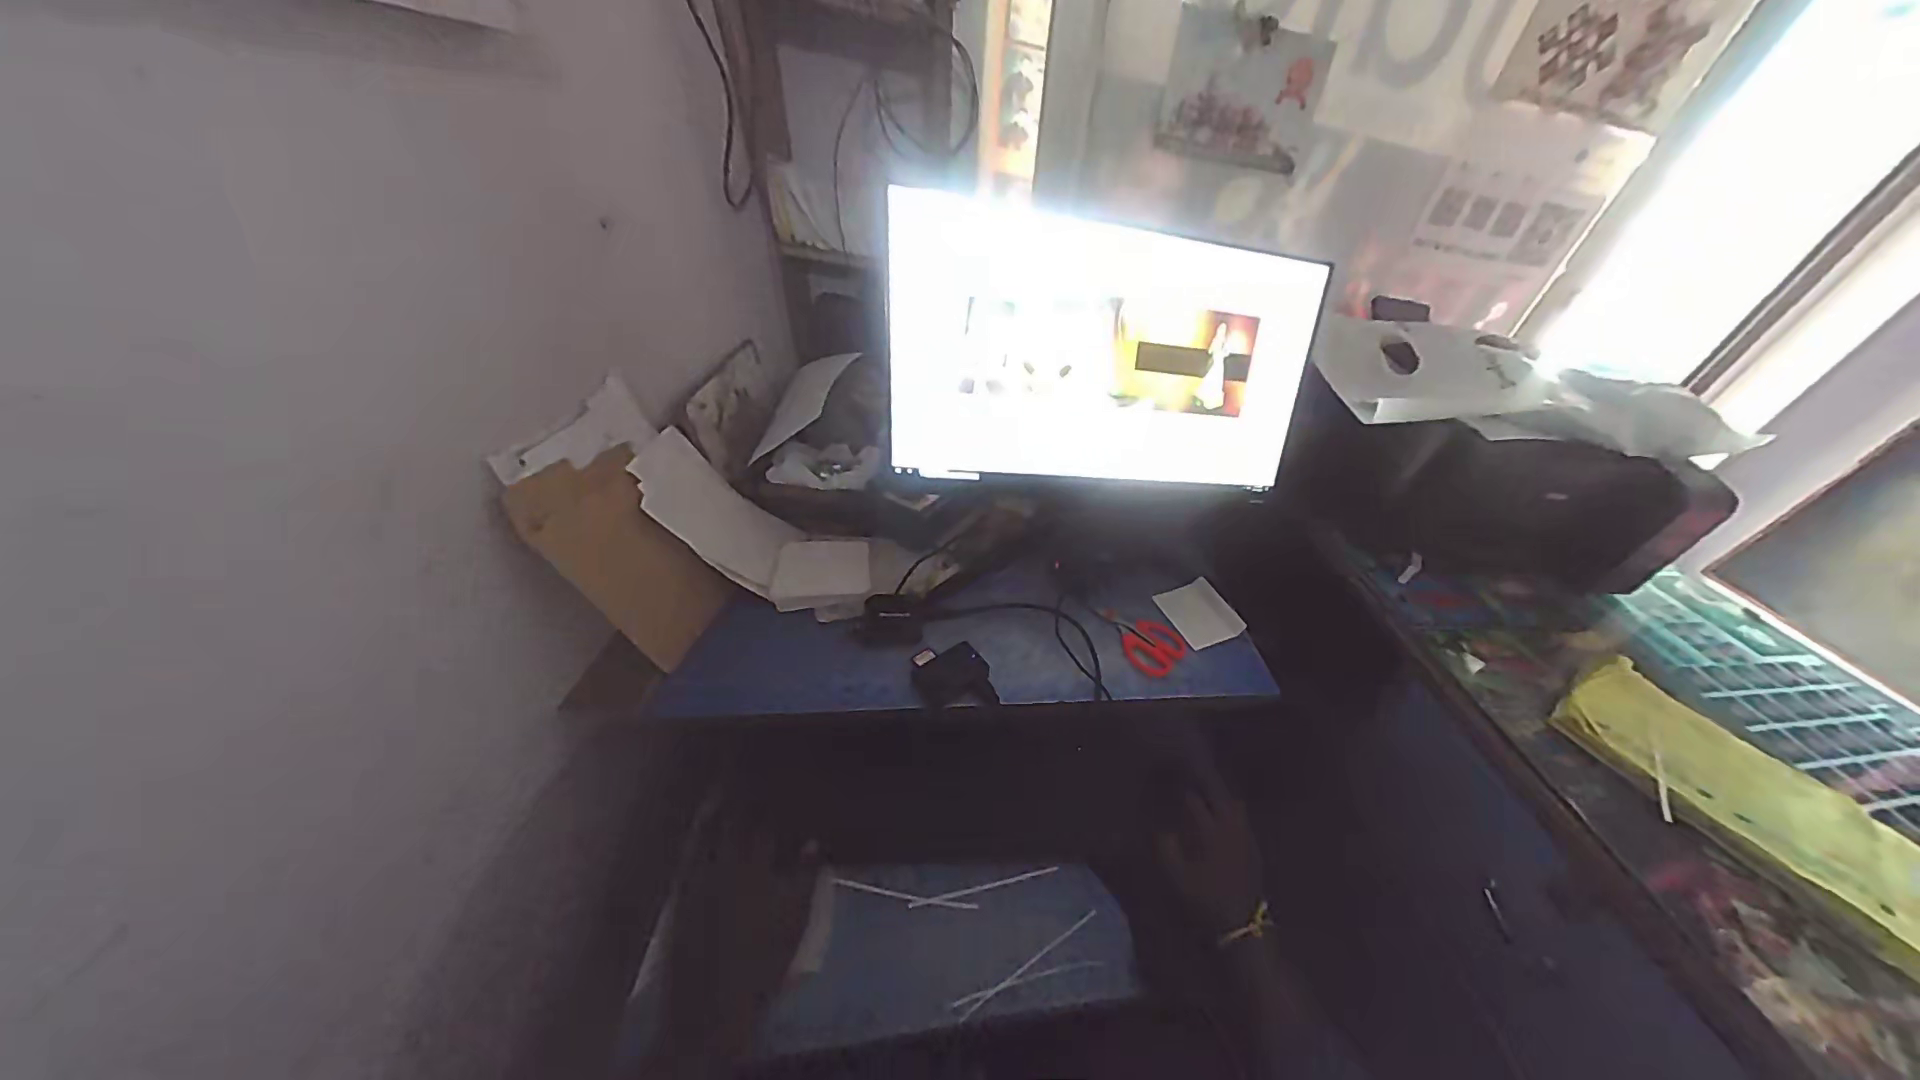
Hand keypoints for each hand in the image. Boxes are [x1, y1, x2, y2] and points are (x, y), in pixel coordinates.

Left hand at [651, 799, 818, 1076]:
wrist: (712, 1007)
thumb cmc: (763, 962)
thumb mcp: (796, 919)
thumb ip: (805, 876)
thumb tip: (813, 841)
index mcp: (756, 865)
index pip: (765, 819)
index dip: (773, 797)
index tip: (779, 780)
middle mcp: (723, 862)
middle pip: (731, 817)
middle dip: (740, 794)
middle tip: (749, 775)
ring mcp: (697, 876)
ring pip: (706, 829)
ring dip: (716, 807)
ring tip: (724, 786)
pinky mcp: (680, 892)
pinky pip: (688, 851)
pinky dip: (697, 834)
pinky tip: (702, 825)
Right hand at [1152, 786, 1264, 939]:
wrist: (1240, 927)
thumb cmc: (1204, 902)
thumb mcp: (1175, 877)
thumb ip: (1165, 848)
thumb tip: (1162, 828)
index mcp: (1210, 831)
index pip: (1193, 800)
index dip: (1179, 789)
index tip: (1166, 782)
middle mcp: (1230, 828)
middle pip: (1218, 795)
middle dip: (1202, 784)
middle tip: (1187, 777)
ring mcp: (1245, 838)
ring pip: (1234, 805)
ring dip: (1218, 796)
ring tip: (1204, 793)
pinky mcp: (1254, 849)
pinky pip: (1243, 820)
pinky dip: (1231, 811)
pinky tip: (1221, 818)